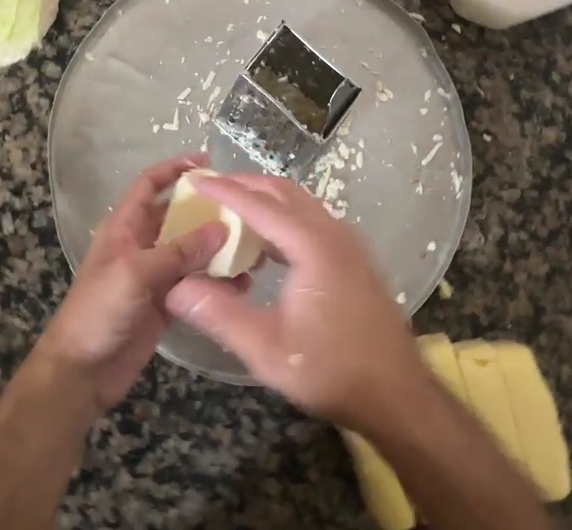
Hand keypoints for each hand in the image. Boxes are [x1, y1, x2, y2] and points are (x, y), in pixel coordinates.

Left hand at [37, 153, 225, 412]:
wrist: (81, 372)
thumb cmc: (98, 312)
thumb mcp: (136, 273)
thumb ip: (179, 251)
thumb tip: (221, 229)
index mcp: (124, 227)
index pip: (149, 185)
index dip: (174, 169)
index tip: (206, 161)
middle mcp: (140, 245)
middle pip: (177, 216)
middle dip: (207, 210)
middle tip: (244, 207)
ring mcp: (154, 275)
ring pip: (191, 251)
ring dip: (217, 247)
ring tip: (252, 246)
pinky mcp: (165, 304)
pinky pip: (195, 283)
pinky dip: (216, 280)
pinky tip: (241, 283)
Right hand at [164, 173, 423, 429]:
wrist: (396, 391)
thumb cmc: (331, 370)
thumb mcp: (267, 349)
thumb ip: (219, 314)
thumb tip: (176, 288)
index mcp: (313, 245)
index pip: (260, 205)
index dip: (225, 190)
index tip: (195, 180)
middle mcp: (333, 233)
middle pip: (284, 192)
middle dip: (246, 184)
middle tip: (210, 188)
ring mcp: (348, 243)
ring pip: (301, 204)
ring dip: (266, 199)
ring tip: (231, 210)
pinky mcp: (353, 258)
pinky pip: (312, 220)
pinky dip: (284, 217)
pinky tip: (265, 244)